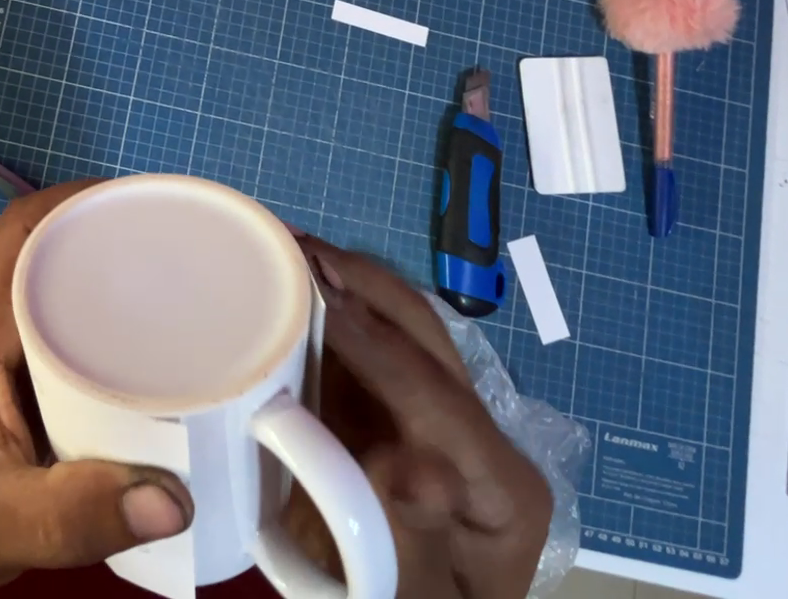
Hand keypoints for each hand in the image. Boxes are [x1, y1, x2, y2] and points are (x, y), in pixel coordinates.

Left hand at [0, 180, 193, 597]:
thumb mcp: (13, 522)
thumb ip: (81, 515)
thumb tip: (175, 499)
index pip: (19, 232)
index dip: (69, 200)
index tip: (134, 200)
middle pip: (46, 242)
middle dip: (104, 226)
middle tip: (177, 238)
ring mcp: (13, 341)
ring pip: (58, 275)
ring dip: (108, 263)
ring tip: (176, 272)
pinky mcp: (30, 367)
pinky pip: (70, 314)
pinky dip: (109, 308)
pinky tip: (156, 333)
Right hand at [284, 242, 550, 598]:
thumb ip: (416, 545)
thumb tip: (412, 465)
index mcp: (501, 485)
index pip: (437, 396)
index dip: (373, 341)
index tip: (315, 295)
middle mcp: (477, 434)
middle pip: (428, 337)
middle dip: (363, 282)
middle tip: (293, 243)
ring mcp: (433, 415)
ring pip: (401, 325)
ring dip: (346, 278)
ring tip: (286, 242)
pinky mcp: (390, 409)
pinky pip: (365, 344)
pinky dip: (329, 303)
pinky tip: (292, 277)